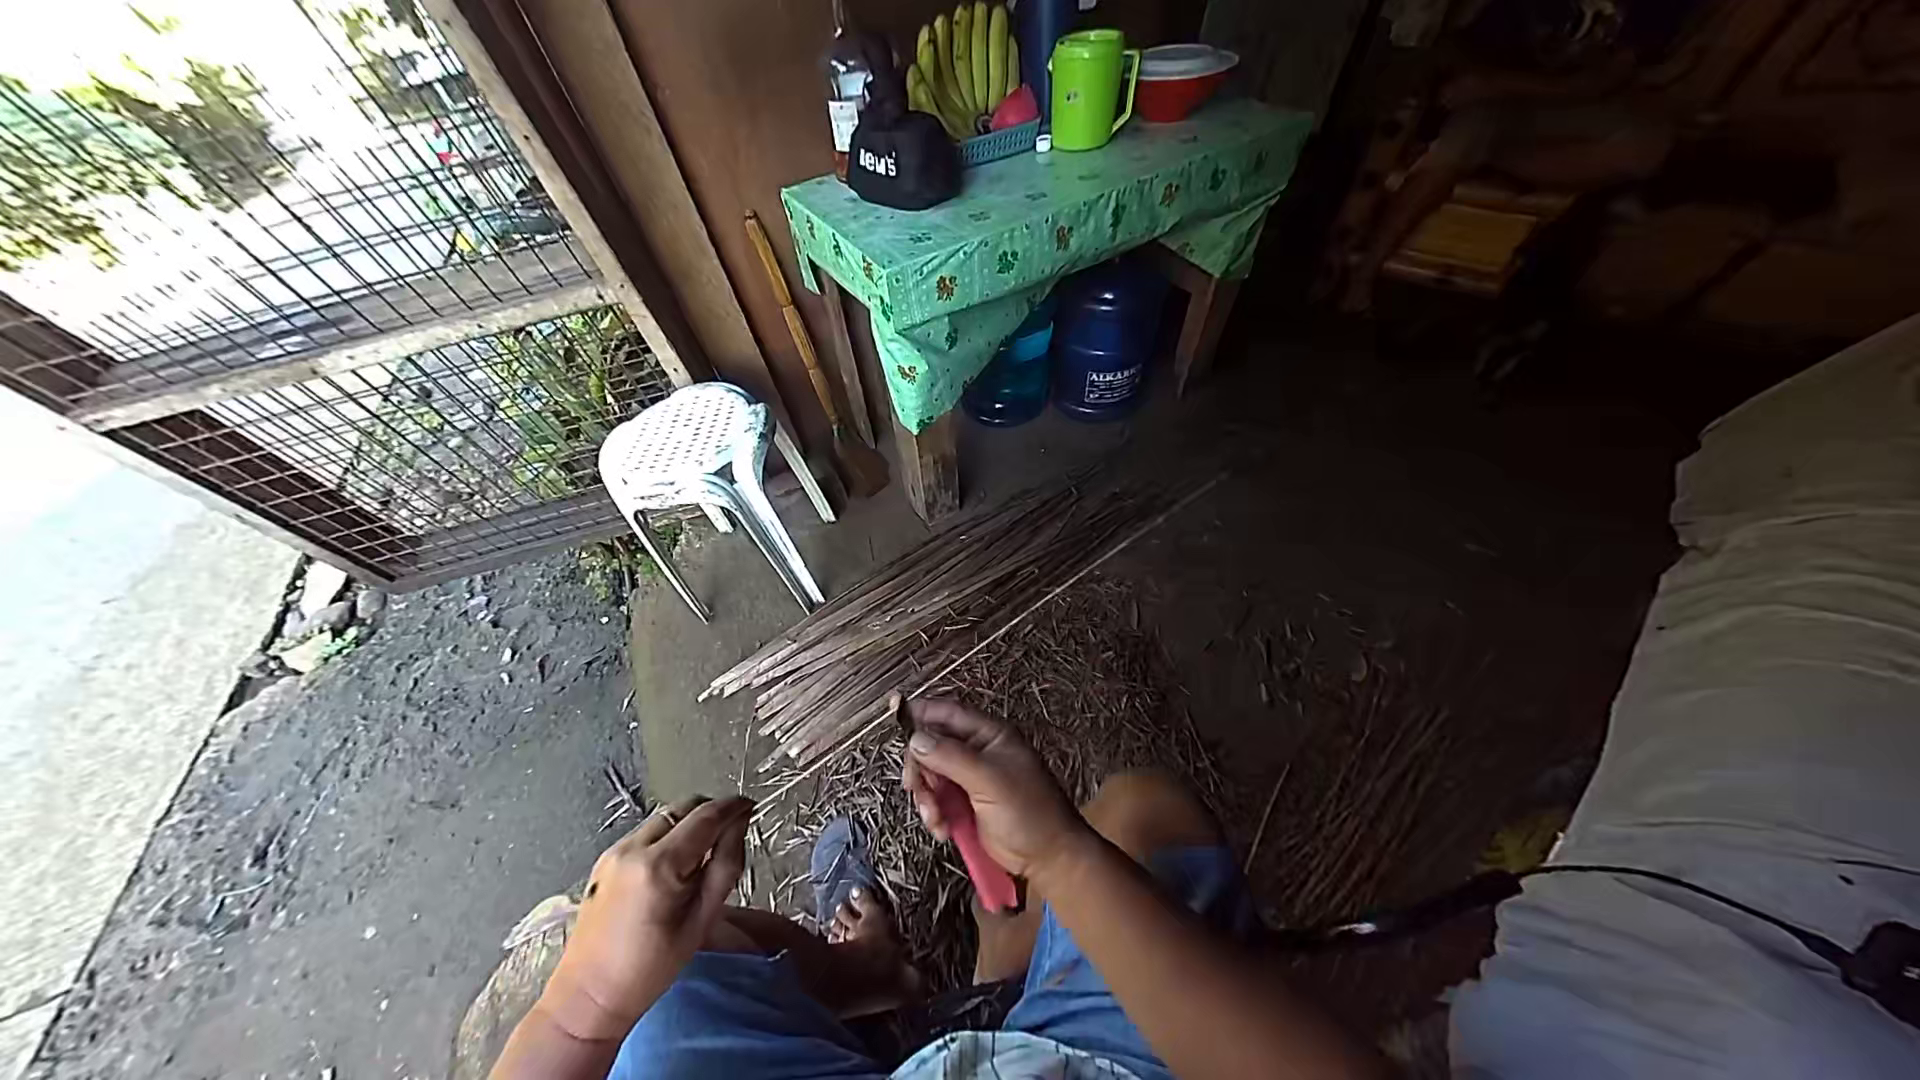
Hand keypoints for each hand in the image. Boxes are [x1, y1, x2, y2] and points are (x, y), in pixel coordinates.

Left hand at [543, 795, 749, 1038]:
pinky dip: (669, 835)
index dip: (733, 806)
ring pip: (666, 816)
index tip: (750, 807)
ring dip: (690, 822)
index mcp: (660, 865)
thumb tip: (739, 823)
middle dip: (712, 812)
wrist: (587, 997)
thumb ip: (726, 863)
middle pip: (685, 807)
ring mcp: (615, 851)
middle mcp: (633, 848)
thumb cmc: (652, 967)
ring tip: (702, 853)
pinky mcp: (604, 859)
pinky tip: (674, 864)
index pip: (706, 816)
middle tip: (730, 832)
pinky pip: (648, 831)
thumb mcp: (703, 918)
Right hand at [900, 699, 1088, 879]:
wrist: (1047, 858)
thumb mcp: (990, 780)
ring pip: (930, 775)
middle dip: (920, 767)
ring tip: (936, 818)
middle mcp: (977, 752)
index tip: (895, 714)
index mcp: (989, 735)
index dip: (921, 712)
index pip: (948, 713)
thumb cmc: (1030, 812)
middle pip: (931, 745)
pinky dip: (933, 814)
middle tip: (916, 787)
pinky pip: (936, 800)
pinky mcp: (964, 804)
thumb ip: (951, 757)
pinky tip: (943, 829)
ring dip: (926, 797)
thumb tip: (916, 738)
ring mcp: (969, 778)